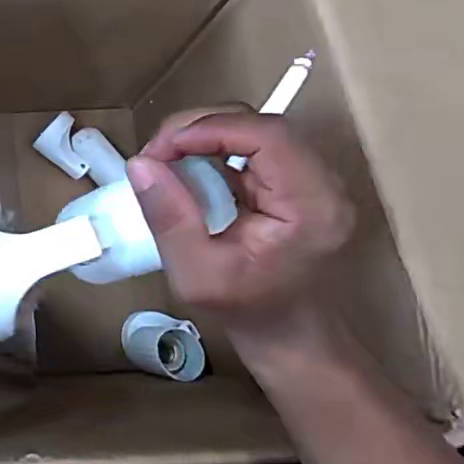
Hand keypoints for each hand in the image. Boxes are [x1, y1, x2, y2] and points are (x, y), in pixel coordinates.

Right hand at [126, 108, 353, 349]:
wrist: (293, 339)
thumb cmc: (251, 315)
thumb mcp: (197, 275)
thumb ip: (170, 218)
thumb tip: (140, 164)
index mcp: (311, 205)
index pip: (266, 135)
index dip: (210, 128)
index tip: (162, 148)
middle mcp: (322, 184)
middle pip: (260, 124)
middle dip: (201, 127)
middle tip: (157, 153)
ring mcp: (312, 181)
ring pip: (254, 130)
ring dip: (205, 136)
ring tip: (166, 160)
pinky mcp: (295, 182)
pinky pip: (252, 148)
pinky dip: (214, 150)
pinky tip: (187, 170)